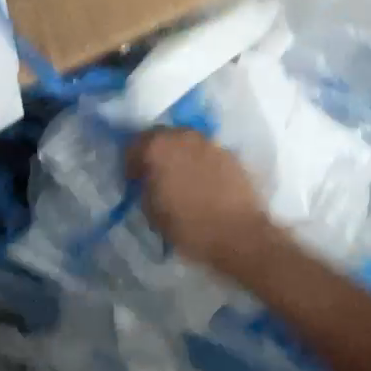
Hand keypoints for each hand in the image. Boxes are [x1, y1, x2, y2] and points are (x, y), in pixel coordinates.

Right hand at [126, 128, 273, 275]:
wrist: (240, 235)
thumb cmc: (190, 227)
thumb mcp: (152, 214)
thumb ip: (144, 189)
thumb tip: (147, 181)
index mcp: (156, 148)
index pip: (132, 146)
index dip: (130, 165)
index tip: (133, 181)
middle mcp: (181, 136)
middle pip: (159, 136)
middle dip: (153, 153)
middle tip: (154, 175)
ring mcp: (208, 142)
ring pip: (184, 141)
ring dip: (178, 155)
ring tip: (181, 178)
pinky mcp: (229, 153)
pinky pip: (205, 153)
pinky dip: (199, 162)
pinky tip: (203, 182)